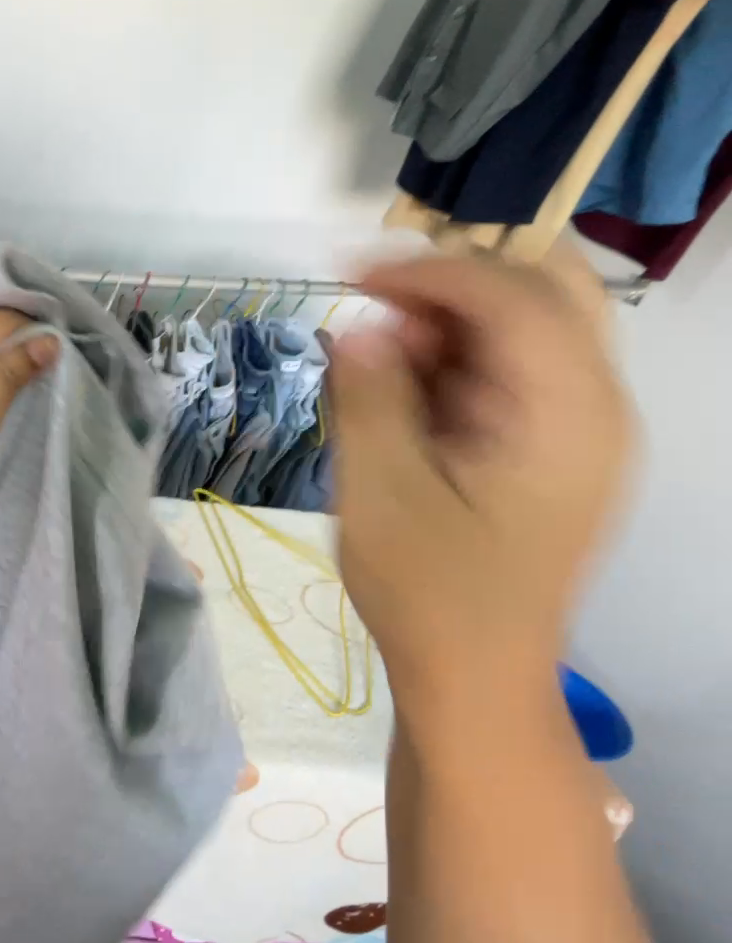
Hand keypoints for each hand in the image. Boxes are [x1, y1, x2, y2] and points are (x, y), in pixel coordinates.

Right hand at [332, 245, 633, 710]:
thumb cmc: (425, 588)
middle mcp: (595, 408)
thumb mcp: (379, 491)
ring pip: (532, 331)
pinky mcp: (554, 450)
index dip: (431, 272)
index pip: (516, 299)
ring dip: (452, 324)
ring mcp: (580, 430)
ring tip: (376, 359)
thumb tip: (356, 328)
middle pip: (547, 296)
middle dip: (454, 284)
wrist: (473, 670)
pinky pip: (515, 375)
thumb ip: (370, 399)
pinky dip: (457, 364)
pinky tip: (403, 393)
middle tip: (369, 309)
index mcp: (566, 415)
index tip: (347, 275)